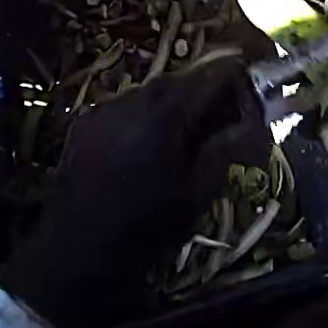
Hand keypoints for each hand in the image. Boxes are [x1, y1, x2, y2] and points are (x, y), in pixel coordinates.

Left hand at [0, 57, 268, 327]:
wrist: (75, 253)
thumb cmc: (147, 224)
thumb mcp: (199, 190)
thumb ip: (227, 146)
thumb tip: (251, 120)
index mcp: (169, 111)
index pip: (215, 74)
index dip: (237, 83)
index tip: (248, 100)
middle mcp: (136, 97)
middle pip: (183, 79)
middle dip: (206, 94)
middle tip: (220, 121)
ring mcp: (107, 107)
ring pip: (153, 91)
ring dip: (175, 105)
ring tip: (183, 137)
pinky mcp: (86, 122)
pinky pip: (126, 106)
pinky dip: (145, 116)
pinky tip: (146, 146)